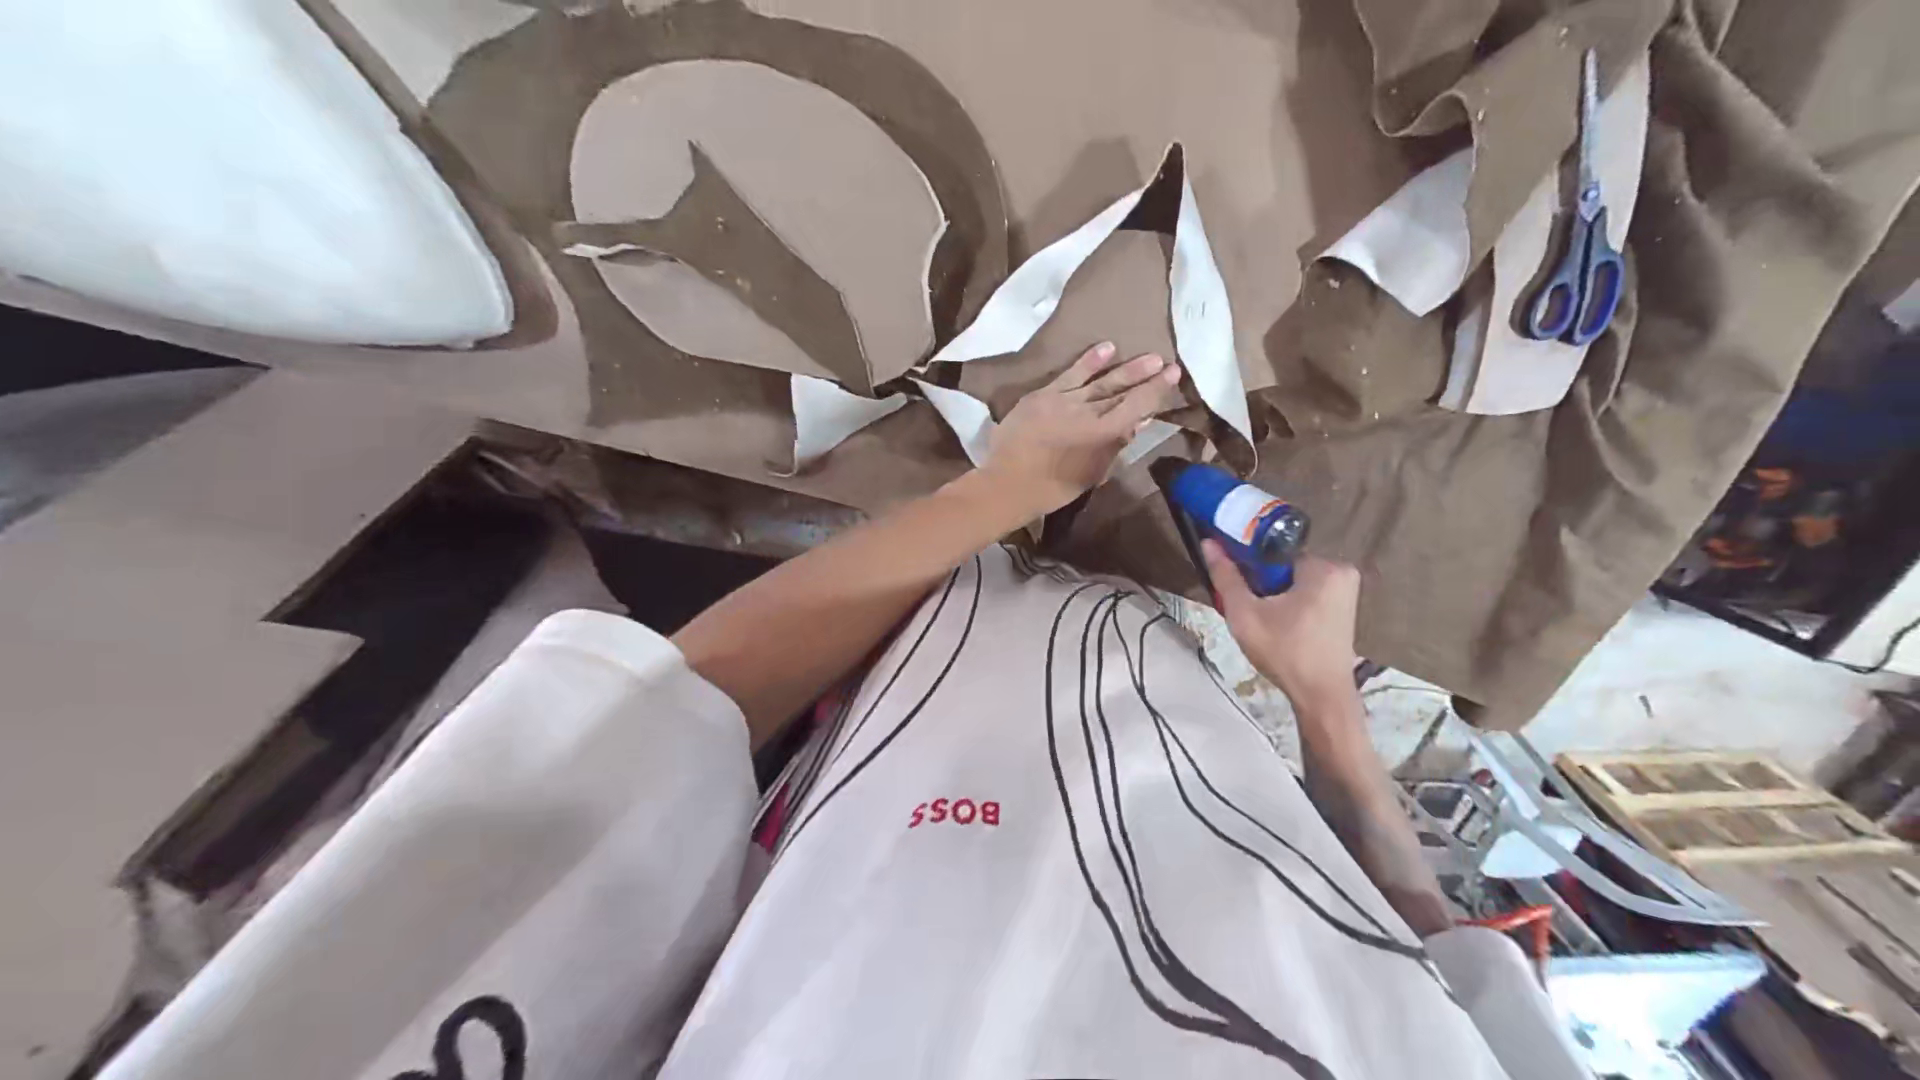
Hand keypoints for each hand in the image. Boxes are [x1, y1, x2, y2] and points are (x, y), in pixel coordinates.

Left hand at [979, 341, 1181, 517]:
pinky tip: (1106, 348)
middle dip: (1146, 376)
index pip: (1135, 406)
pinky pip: (1068, 375)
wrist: (1006, 484)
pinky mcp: (1041, 396)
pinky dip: (1088, 362)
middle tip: (1166, 362)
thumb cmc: (1052, 488)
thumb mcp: (1092, 473)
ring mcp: (1061, 400)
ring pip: (1098, 381)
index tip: (1173, 374)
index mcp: (1100, 434)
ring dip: (1124, 368)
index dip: (1156, 390)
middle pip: (1120, 390)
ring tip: (1148, 356)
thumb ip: (1114, 446)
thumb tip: (1136, 423)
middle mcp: (1085, 412)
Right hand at [1202, 541, 1359, 708]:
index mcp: (1323, 567)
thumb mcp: (1245, 613)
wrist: (1321, 696)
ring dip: (1271, 593)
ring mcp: (1346, 591)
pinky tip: (1274, 624)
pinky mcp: (1343, 608)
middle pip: (1283, 565)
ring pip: (1292, 580)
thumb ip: (1226, 576)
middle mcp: (1341, 572)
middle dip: (1260, 581)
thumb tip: (1209, 542)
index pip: (1273, 550)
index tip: (1232, 580)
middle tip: (1244, 605)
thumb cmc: (1284, 651)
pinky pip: (1305, 593)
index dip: (1248, 563)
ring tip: (1256, 617)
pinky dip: (1286, 603)